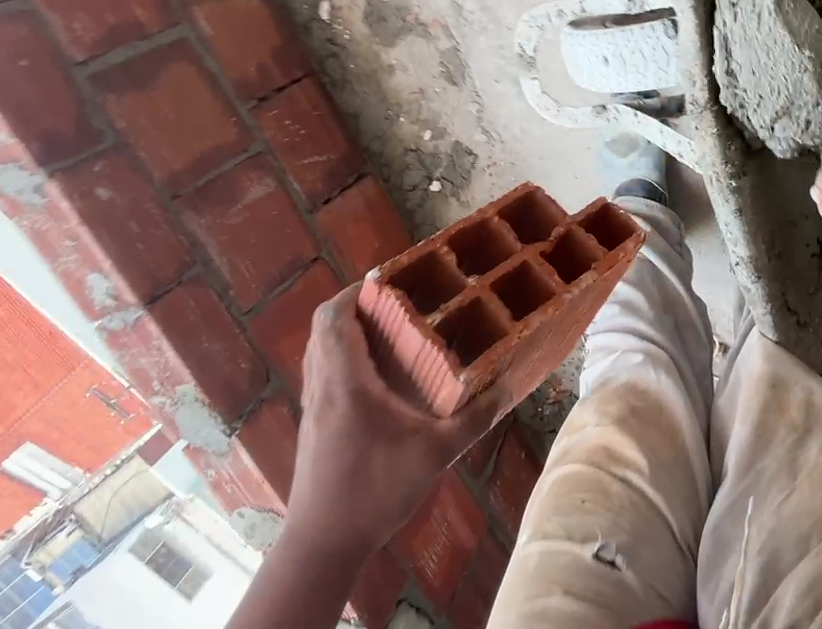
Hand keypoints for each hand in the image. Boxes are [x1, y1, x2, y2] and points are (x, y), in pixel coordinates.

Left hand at [284, 280, 505, 563]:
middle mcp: (323, 386)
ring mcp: (314, 406)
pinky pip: (323, 371)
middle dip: (355, 305)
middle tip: (397, 300)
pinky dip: (343, 355)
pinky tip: (378, 373)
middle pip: (323, 327)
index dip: (355, 290)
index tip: (389, 279)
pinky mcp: (314, 424)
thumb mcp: (435, 454)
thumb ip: (474, 419)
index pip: (334, 317)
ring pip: (320, 349)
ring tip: (390, 327)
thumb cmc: (375, 491)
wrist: (323, 543)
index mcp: (347, 383)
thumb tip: (507, 387)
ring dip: (347, 330)